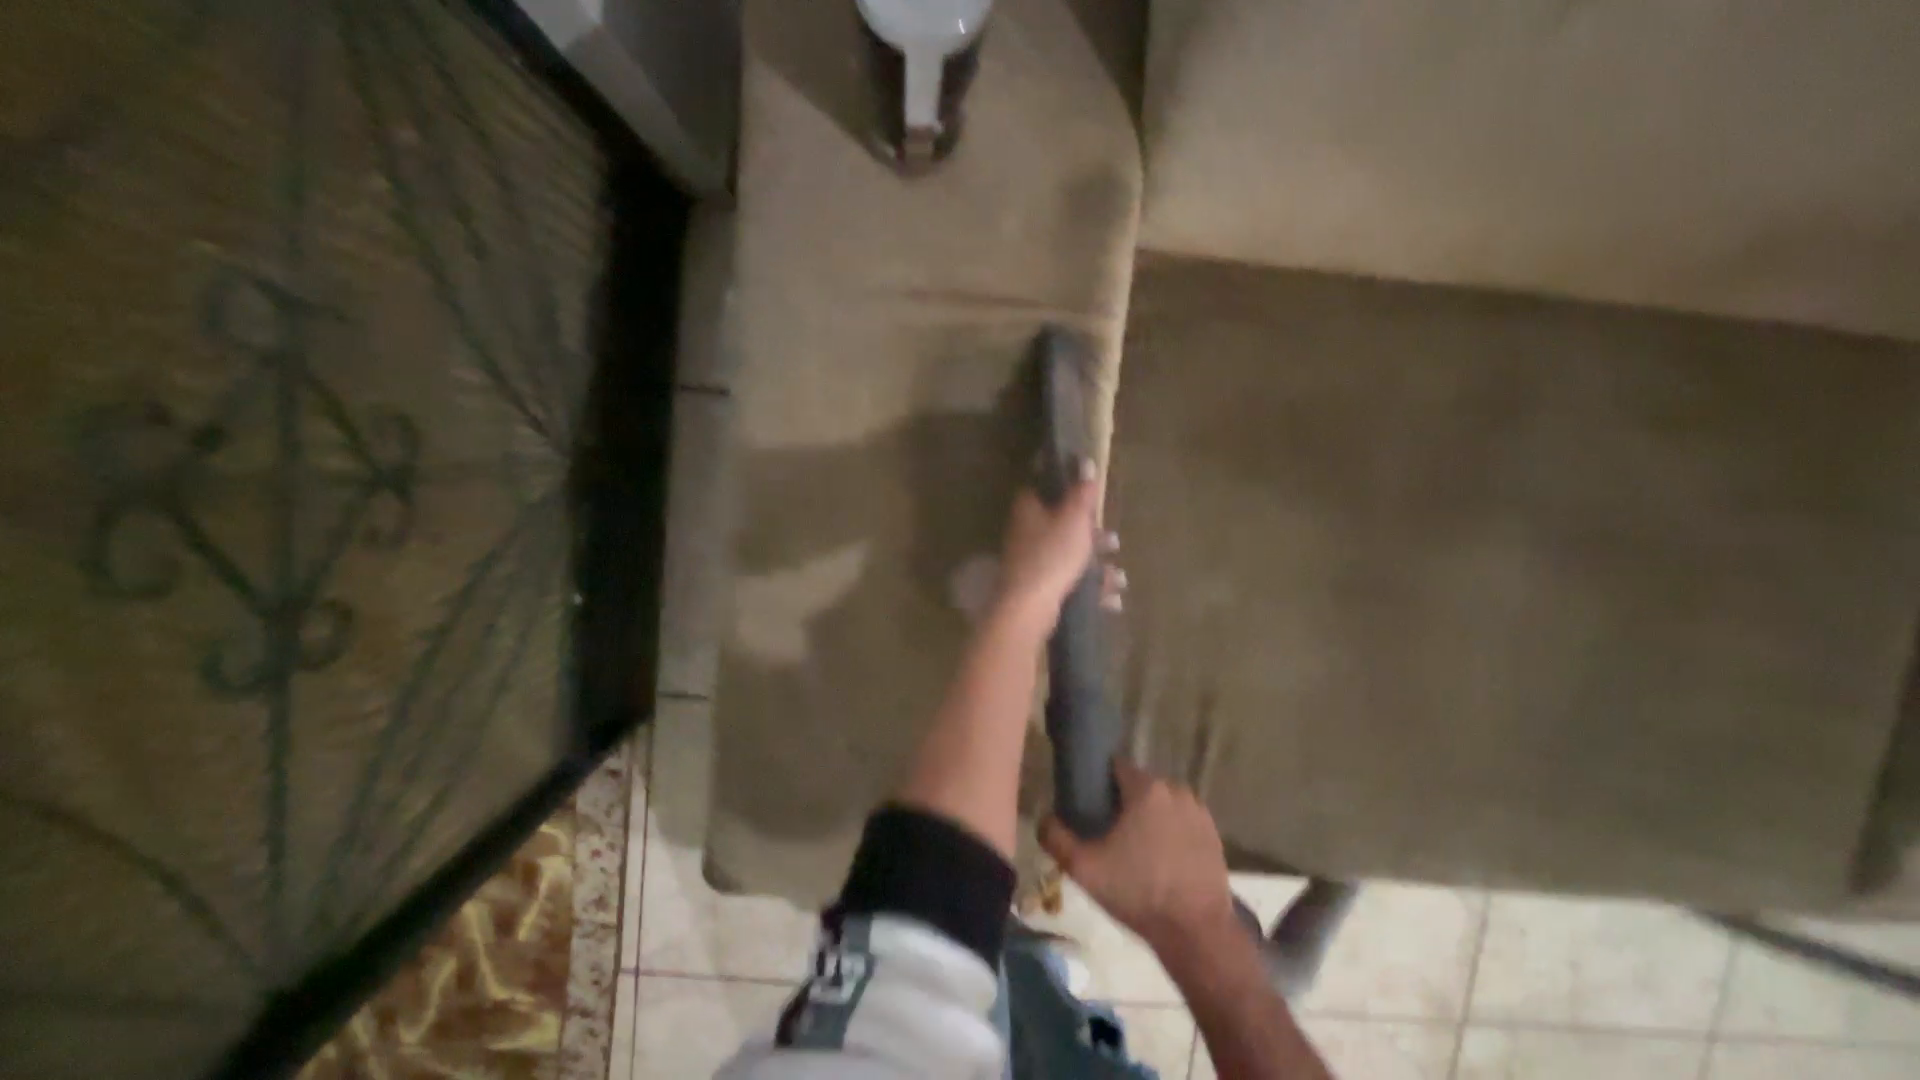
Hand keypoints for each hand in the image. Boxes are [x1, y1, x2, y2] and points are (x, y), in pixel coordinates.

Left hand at [994, 461, 1106, 627]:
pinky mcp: (1039, 589)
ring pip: (1069, 557)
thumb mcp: (1074, 519)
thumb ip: (1081, 493)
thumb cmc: (1052, 555)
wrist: (1030, 608)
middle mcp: (1026, 534)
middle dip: (1093, 535)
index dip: (1067, 489)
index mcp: (1029, 510)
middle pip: (1062, 526)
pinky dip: (1091, 589)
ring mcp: (1031, 563)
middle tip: (1113, 542)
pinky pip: (1070, 583)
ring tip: (1119, 578)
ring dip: (1098, 566)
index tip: (1091, 495)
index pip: (1044, 489)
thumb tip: (1085, 463)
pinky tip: (1112, 599)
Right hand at [1040, 761, 1236, 951]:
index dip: (1099, 783)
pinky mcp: (1214, 836)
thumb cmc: (1137, 892)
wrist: (1195, 931)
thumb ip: (1055, 837)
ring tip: (1135, 852)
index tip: (1088, 807)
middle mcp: (1177, 791)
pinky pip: (1183, 824)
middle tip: (1107, 834)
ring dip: (1149, 819)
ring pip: (1163, 805)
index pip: (1116, 767)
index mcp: (1147, 789)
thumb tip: (1045, 818)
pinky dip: (1171, 835)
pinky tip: (1160, 863)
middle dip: (1124, 803)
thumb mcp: (1082, 868)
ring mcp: (1200, 813)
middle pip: (1141, 786)